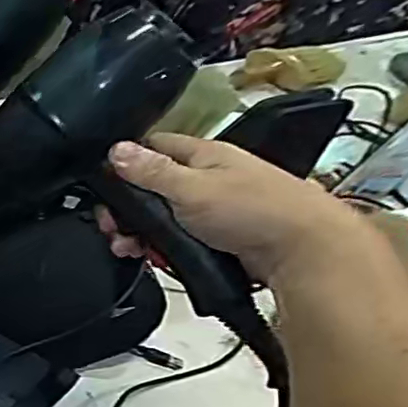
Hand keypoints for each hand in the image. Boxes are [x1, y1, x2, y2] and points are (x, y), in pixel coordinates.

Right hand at [96, 133, 370, 285]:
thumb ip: (151, 171)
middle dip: (128, 210)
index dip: (124, 163)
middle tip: (113, 228)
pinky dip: (162, 249)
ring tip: (129, 248)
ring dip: (140, 234)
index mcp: (203, 156)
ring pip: (162, 218)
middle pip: (152, 189)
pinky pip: (178, 240)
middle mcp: (207, 179)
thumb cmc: (255, 210)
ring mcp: (212, 209)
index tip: (104, 186)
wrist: (303, 252)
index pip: (153, 147)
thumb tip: (117, 149)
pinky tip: (155, 258)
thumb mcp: (191, 187)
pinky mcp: (217, 238)